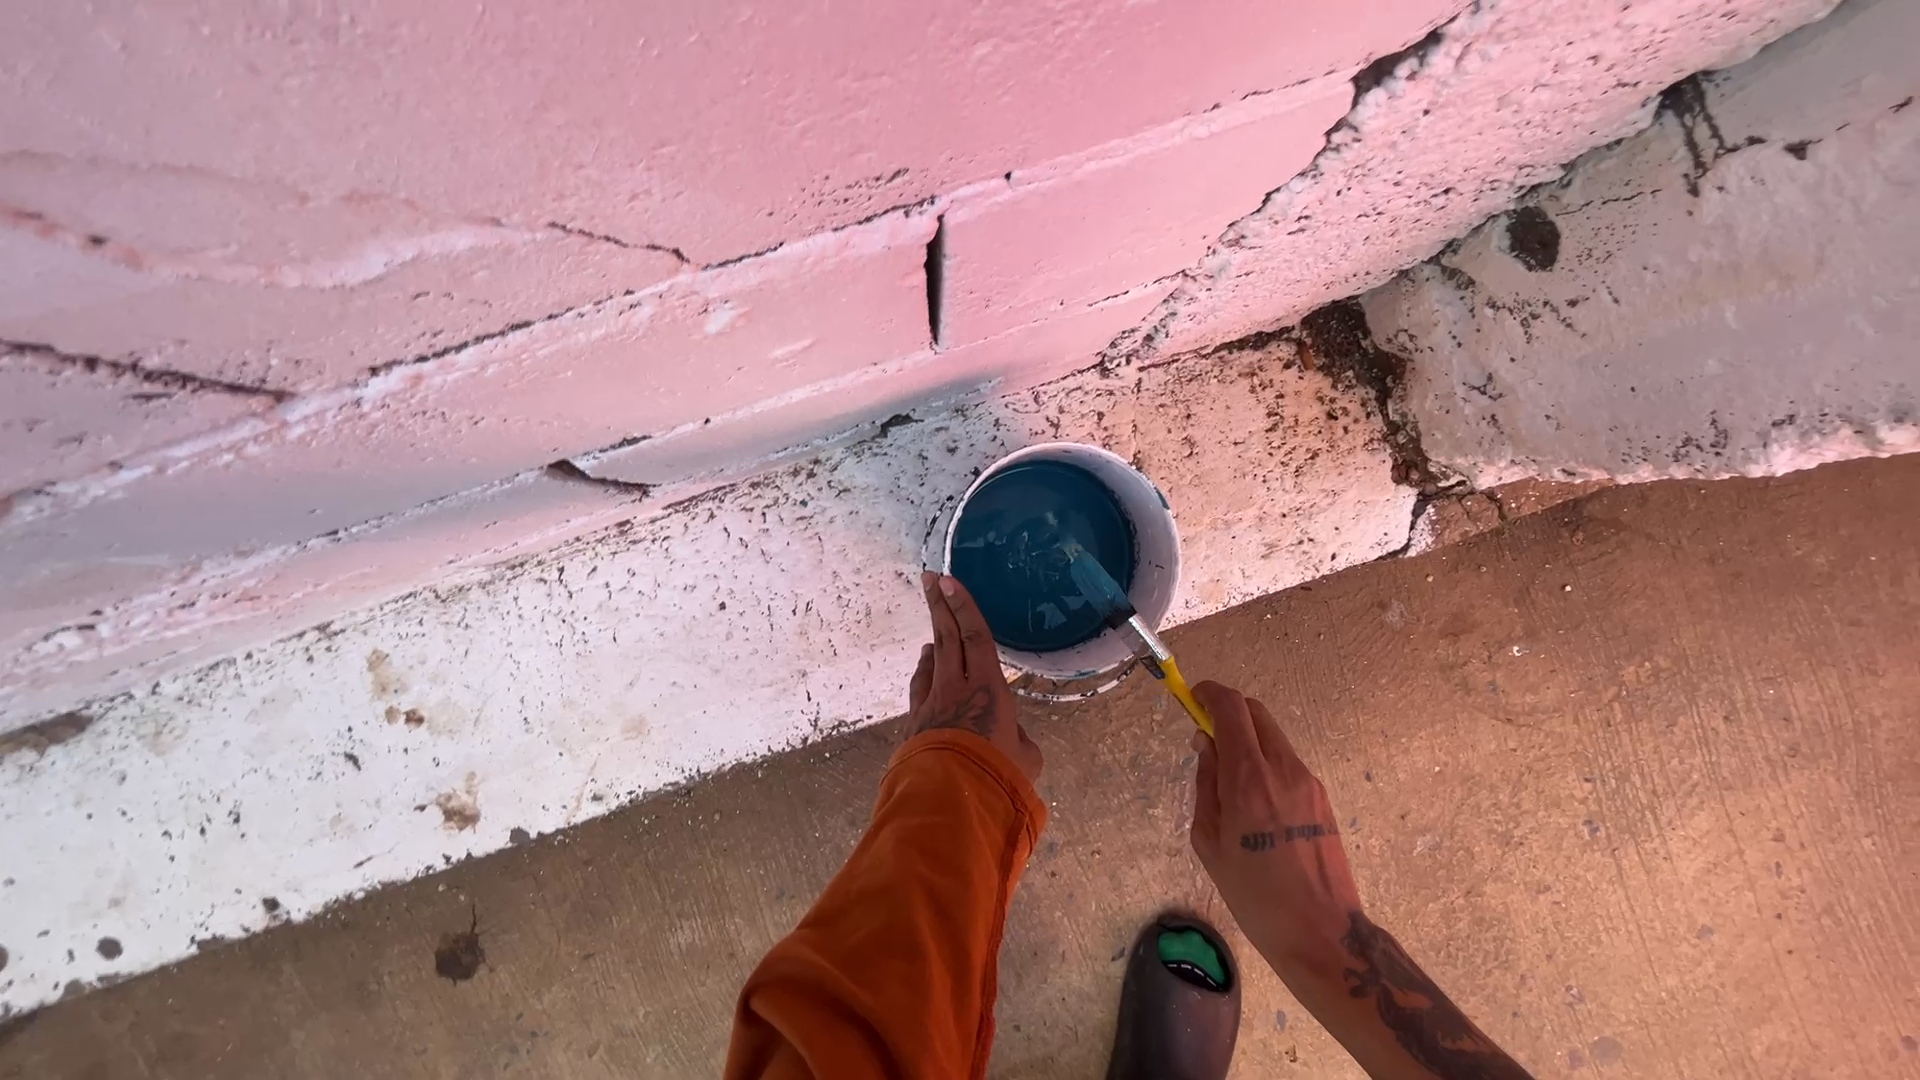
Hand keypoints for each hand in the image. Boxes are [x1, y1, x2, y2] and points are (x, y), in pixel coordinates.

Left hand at [904, 573, 1043, 782]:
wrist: (948, 800)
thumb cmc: (995, 775)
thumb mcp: (1026, 759)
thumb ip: (1019, 740)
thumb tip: (1012, 740)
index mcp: (988, 688)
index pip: (976, 636)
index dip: (964, 606)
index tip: (950, 580)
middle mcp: (956, 687)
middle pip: (946, 636)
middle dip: (939, 605)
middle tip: (930, 578)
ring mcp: (931, 703)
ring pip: (930, 662)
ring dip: (933, 641)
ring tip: (932, 631)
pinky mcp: (914, 724)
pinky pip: (920, 689)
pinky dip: (923, 674)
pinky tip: (924, 672)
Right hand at [1188, 680, 1359, 972]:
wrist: (1321, 933)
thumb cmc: (1253, 894)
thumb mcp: (1209, 841)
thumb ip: (1205, 783)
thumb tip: (1205, 744)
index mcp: (1249, 779)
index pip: (1231, 708)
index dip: (1208, 693)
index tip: (1191, 698)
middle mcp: (1282, 768)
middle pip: (1255, 711)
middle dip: (1227, 711)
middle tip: (1206, 736)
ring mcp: (1307, 780)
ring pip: (1272, 734)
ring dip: (1246, 736)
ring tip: (1228, 777)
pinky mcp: (1320, 795)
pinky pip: (1285, 760)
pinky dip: (1263, 759)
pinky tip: (1254, 800)